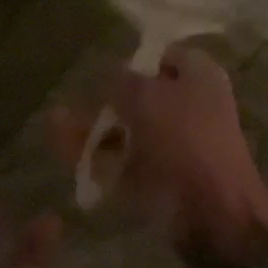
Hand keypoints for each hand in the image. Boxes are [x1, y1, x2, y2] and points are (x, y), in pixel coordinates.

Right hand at [48, 47, 267, 267]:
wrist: (212, 211)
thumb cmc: (183, 140)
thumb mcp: (147, 99)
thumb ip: (124, 80)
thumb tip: (113, 71)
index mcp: (200, 75)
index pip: (164, 56)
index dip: (135, 62)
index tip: (101, 73)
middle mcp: (192, 103)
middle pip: (143, 95)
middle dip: (105, 101)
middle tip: (68, 107)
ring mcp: (177, 142)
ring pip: (131, 129)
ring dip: (95, 129)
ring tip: (56, 129)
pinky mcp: (164, 176)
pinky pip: (127, 161)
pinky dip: (101, 157)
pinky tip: (68, 155)